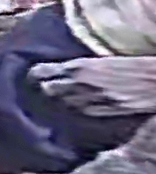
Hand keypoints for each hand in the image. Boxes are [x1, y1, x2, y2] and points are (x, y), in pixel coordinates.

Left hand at [31, 56, 155, 116]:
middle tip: (53, 90)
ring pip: (63, 102)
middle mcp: (80, 81)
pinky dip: (81, 109)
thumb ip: (75, 68)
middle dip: (48, 89)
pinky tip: (86, 106)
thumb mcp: (99, 62)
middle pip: (47, 88)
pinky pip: (84, 111)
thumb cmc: (136, 68)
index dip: (37, 76)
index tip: (38, 78)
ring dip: (63, 101)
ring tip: (69, 99)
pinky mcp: (110, 109)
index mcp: (77, 66)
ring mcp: (95, 96)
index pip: (40, 72)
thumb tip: (55, 74)